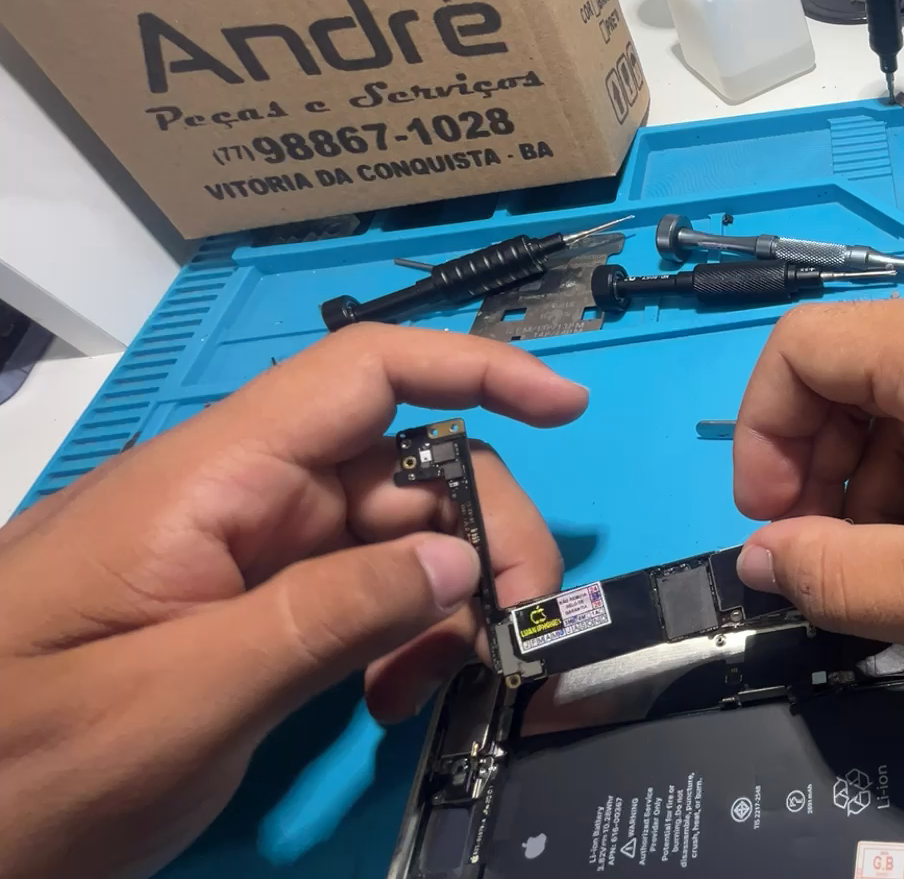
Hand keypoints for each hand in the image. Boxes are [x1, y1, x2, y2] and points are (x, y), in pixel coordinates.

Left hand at [0, 325, 585, 878]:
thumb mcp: (160, 710)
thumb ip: (322, 621)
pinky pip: (388, 590)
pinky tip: (398, 693)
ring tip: (442, 680)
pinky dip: (419, 633)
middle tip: (516, 624)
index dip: (478, 369)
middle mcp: (255, 496)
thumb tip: (459, 562)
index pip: (368, 372)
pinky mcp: (277, 602)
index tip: (567, 408)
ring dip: (460, 600)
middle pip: (425, 469)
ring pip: (421, 535)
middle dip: (493, 536)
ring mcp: (270, 552)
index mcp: (215, 480)